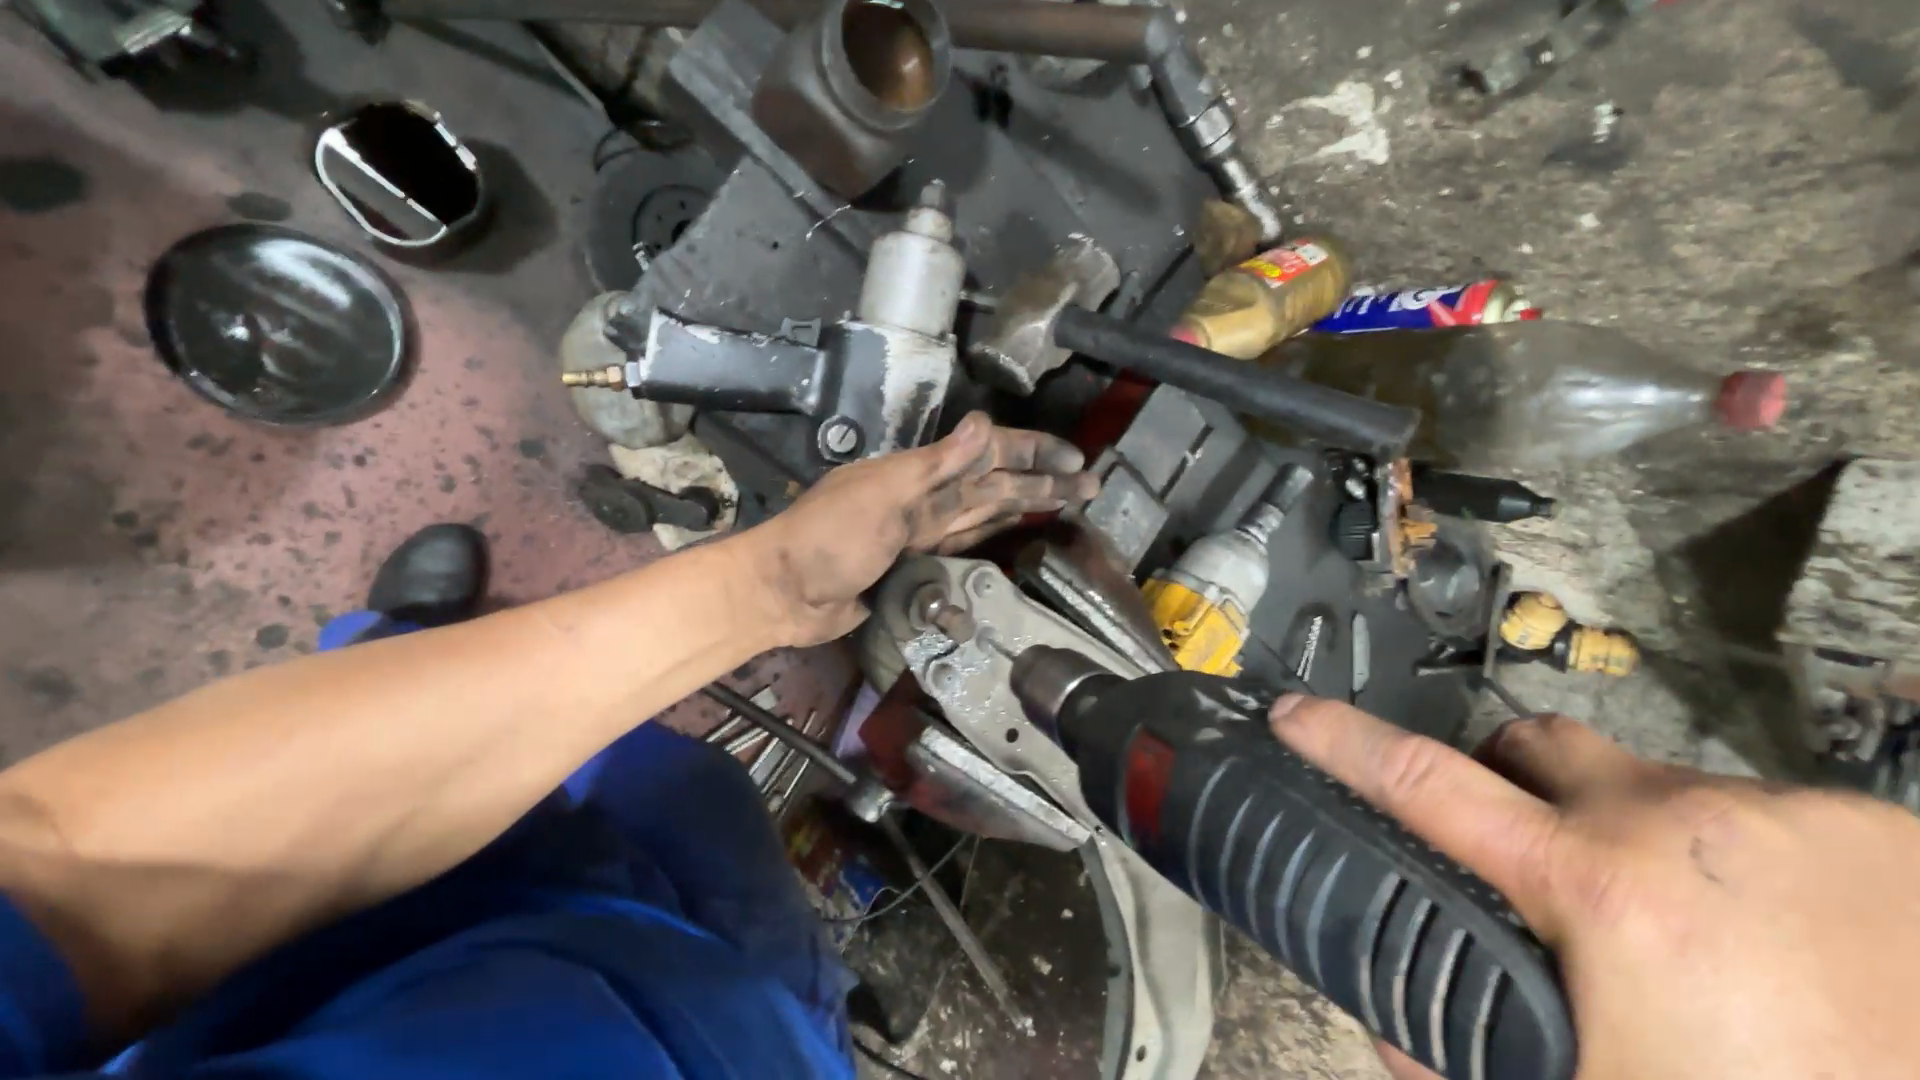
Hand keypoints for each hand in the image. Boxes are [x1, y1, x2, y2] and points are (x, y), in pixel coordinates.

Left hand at [736, 412, 1097, 646]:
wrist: (786, 593)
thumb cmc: (829, 538)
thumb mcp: (883, 494)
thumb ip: (936, 465)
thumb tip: (985, 425)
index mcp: (920, 473)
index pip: (989, 455)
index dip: (1032, 454)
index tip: (1073, 458)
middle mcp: (926, 498)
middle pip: (997, 485)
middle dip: (1043, 482)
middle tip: (1091, 484)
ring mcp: (921, 533)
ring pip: (987, 513)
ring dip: (1026, 505)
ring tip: (1067, 500)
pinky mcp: (916, 566)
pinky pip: (966, 544)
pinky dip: (993, 534)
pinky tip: (1015, 528)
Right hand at [1266, 697, 1919, 1079]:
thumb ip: (1449, 1062)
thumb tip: (1383, 1020)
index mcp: (1599, 890)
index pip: (1425, 783)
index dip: (1343, 742)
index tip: (1292, 713)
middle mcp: (1682, 821)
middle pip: (1532, 746)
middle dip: (1505, 782)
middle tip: (1525, 854)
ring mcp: (1786, 814)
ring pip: (1649, 785)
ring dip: (1633, 835)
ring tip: (1686, 931)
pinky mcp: (1873, 827)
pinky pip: (1753, 814)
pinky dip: (1732, 858)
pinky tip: (1778, 939)